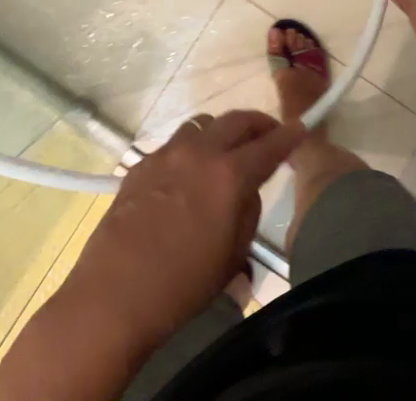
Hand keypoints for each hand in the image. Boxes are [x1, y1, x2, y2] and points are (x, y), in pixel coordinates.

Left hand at [60, 111, 302, 348]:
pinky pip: (173, 145)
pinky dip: (190, 150)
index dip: (290, 135)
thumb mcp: (233, 255)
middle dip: (258, 124)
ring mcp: (165, 155)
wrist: (114, 295)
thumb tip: (245, 189)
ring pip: (201, 126)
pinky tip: (188, 175)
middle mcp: (198, 153)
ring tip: (226, 152)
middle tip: (269, 135)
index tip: (301, 128)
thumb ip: (247, 211)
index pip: (270, 145)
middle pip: (235, 120)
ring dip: (220, 132)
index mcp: (229, 175)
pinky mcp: (140, 166)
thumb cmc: (182, 285)